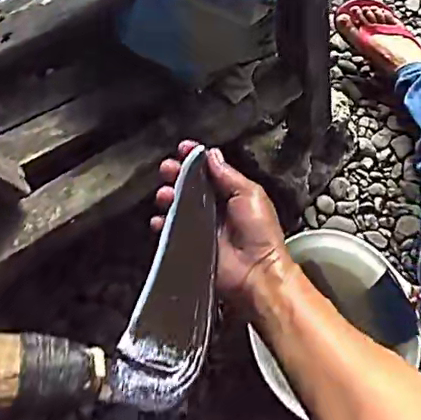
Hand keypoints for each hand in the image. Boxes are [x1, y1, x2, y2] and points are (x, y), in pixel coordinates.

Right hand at [152, 140, 289, 305]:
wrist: (256, 271)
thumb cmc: (260, 232)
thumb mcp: (249, 193)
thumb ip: (228, 175)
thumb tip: (211, 155)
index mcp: (232, 191)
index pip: (209, 169)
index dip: (196, 158)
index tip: (184, 148)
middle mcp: (216, 206)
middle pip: (190, 184)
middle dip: (177, 173)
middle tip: (168, 167)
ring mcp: (202, 225)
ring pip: (178, 204)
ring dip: (168, 194)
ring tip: (165, 193)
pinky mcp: (192, 243)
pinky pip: (172, 230)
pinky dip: (162, 223)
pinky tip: (160, 219)